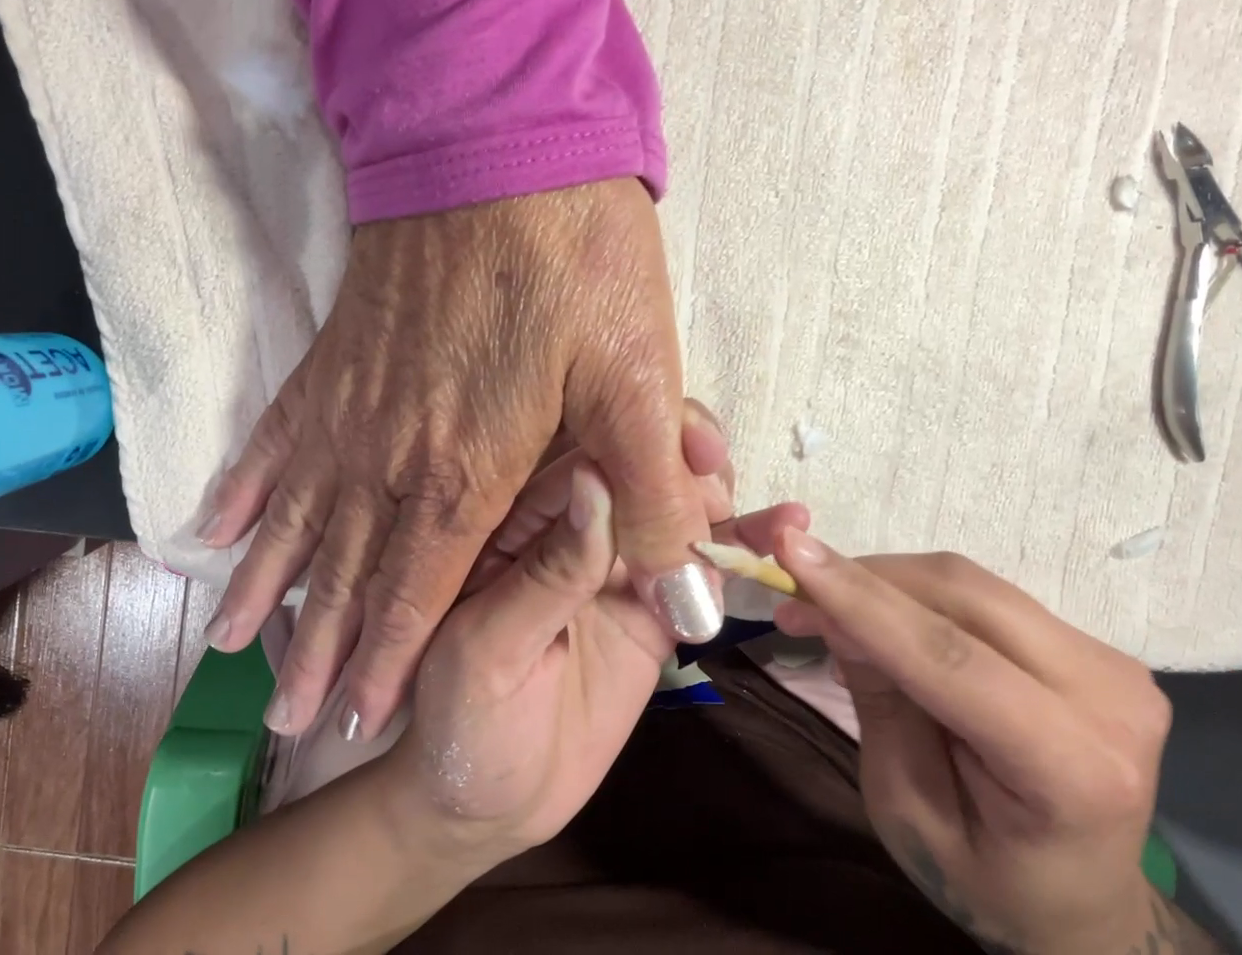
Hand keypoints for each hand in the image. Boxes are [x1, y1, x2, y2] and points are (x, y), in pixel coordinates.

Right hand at [197, 179, 720, 740]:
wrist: (493, 143)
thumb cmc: (574, 261)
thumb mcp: (639, 376)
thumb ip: (649, 494)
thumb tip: (680, 596)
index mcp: (466, 472)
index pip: (419, 592)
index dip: (390, 660)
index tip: (357, 719)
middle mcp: (391, 455)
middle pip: (348, 571)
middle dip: (320, 650)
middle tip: (283, 719)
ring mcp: (350, 407)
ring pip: (299, 517)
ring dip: (266, 586)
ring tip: (229, 643)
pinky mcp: (332, 361)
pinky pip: (275, 439)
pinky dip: (243, 487)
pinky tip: (210, 526)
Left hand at [381, 458, 808, 858]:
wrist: (492, 803)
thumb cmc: (463, 724)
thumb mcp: (489, 647)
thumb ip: (546, 573)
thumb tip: (598, 482)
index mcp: (510, 528)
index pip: (571, 467)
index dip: (622, 444)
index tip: (679, 436)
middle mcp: (566, 534)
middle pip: (628, 478)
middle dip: (679, 462)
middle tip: (721, 468)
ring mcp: (613, 571)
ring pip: (670, 518)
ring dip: (718, 506)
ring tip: (772, 513)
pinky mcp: (650, 611)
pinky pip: (696, 576)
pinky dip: (736, 558)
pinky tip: (778, 542)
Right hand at [773, 537, 1177, 954]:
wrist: (1082, 904)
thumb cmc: (984, 875)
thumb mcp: (907, 807)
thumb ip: (879, 704)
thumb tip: (832, 613)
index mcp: (1072, 768)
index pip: (952, 659)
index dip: (865, 601)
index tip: (790, 550)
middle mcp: (1110, 699)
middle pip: (966, 599)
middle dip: (865, 579)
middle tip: (790, 588)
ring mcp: (1112, 665)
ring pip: (971, 584)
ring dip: (884, 582)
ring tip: (820, 603)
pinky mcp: (1092, 646)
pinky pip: (984, 597)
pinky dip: (915, 595)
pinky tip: (875, 617)